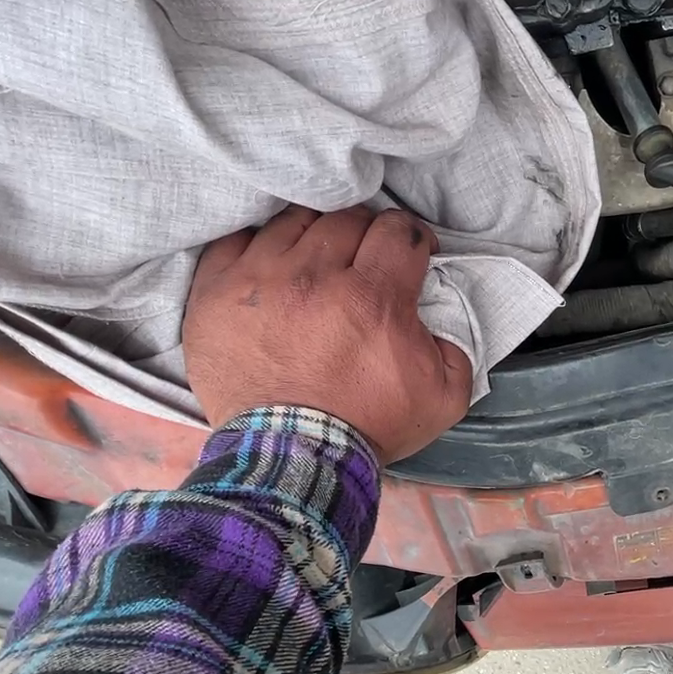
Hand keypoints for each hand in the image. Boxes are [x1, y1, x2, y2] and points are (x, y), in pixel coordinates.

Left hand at [183, 204, 472, 461]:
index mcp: (375, 297)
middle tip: (370, 260)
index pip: (399, 231)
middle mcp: (316, 275)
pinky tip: (276, 267)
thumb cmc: (369, 426)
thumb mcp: (445, 398)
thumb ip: (456, 350)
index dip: (414, 238)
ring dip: (317, 234)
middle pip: (348, 218)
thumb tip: (438, 322)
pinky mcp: (216, 290)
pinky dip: (262, 245)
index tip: (414, 254)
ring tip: (321, 263)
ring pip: (295, 220)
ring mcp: (260, 277)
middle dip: (368, 233)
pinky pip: (238, 239)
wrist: (294, 456)